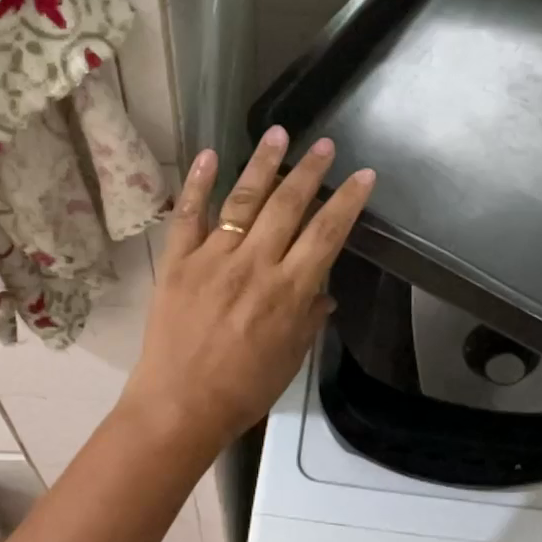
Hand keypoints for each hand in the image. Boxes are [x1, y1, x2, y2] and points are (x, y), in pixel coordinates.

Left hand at [121, 126, 374, 454]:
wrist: (179, 407)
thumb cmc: (243, 389)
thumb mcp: (291, 357)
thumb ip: (310, 318)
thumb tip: (323, 293)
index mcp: (289, 290)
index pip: (327, 233)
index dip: (347, 200)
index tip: (363, 175)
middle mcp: (254, 265)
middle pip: (288, 206)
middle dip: (310, 170)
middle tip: (325, 144)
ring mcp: (213, 259)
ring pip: (243, 201)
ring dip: (263, 164)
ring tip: (278, 134)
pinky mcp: (178, 262)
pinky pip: (188, 216)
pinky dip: (198, 184)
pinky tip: (210, 155)